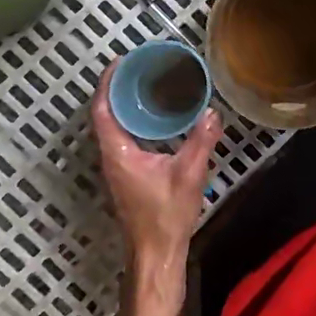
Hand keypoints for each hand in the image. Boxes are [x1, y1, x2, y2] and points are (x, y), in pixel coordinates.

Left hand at [92, 62, 220, 268]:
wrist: (156, 253)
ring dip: (124, 105)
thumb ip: (201, 141)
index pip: (102, 109)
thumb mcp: (189, 174)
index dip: (108, 83)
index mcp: (118, 152)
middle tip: (139, 68)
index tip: (121, 62)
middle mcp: (111, 156)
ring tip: (147, 85)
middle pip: (105, 114)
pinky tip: (155, 118)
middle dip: (117, 88)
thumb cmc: (166, 215)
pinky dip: (132, 121)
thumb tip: (212, 110)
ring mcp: (117, 167)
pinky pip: (122, 137)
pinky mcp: (126, 175)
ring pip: (113, 127)